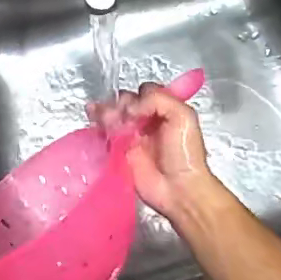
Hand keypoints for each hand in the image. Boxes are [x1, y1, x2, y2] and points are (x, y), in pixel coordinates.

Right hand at [90, 82, 223, 223]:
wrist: (178, 188)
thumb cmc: (185, 153)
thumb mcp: (183, 116)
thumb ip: (158, 99)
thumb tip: (129, 107)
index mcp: (164, 109)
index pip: (144, 91)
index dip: (138, 96)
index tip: (137, 107)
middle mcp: (147, 120)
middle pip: (125, 101)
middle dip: (120, 104)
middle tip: (122, 115)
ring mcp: (132, 135)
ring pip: (113, 115)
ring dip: (106, 112)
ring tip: (107, 118)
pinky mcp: (119, 151)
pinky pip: (105, 133)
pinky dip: (98, 125)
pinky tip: (95, 120)